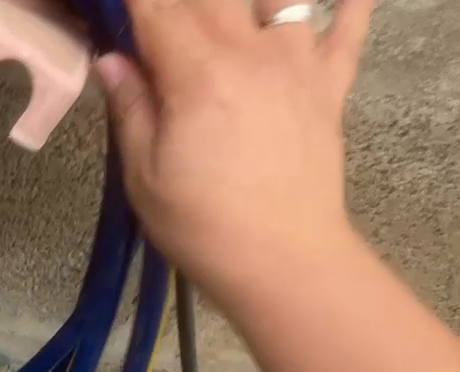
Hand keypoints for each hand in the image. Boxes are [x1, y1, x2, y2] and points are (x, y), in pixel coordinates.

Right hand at [95, 0, 374, 300]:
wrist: (279, 256)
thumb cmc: (198, 223)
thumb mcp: (144, 175)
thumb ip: (130, 109)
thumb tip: (110, 60)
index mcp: (199, 75)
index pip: (157, 11)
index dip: (132, 6)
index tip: (114, 13)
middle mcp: (254, 49)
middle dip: (177, 3)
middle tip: (160, 27)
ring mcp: (300, 59)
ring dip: (243, 3)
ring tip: (222, 21)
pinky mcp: (331, 81)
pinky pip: (349, 21)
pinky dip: (343, 2)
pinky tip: (331, 0)